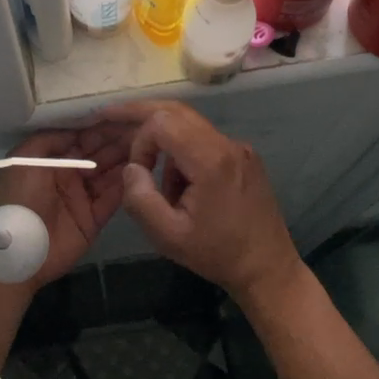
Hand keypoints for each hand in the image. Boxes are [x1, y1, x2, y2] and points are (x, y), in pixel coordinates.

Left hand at [0, 126, 130, 290]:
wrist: (18, 250)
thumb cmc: (19, 199)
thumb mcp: (24, 161)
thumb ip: (49, 140)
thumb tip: (77, 129)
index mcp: (51, 160)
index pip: (81, 139)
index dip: (101, 128)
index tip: (124, 116)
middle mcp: (69, 175)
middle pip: (99, 155)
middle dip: (118, 141)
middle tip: (144, 128)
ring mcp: (82, 197)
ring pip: (109, 174)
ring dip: (126, 160)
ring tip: (148, 145)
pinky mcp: (93, 218)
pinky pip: (113, 199)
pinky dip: (126, 186)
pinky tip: (142, 172)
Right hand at [98, 101, 302, 306]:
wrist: (267, 267)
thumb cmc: (217, 254)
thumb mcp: (167, 236)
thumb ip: (140, 198)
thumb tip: (132, 167)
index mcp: (211, 161)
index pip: (162, 122)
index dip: (140, 141)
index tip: (137, 172)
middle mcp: (228, 145)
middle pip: (177, 111)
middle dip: (143, 117)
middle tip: (111, 117)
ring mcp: (240, 149)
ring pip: (190, 126)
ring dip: (166, 146)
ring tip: (163, 188)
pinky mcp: (244, 158)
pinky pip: (205, 142)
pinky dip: (184, 155)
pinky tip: (183, 190)